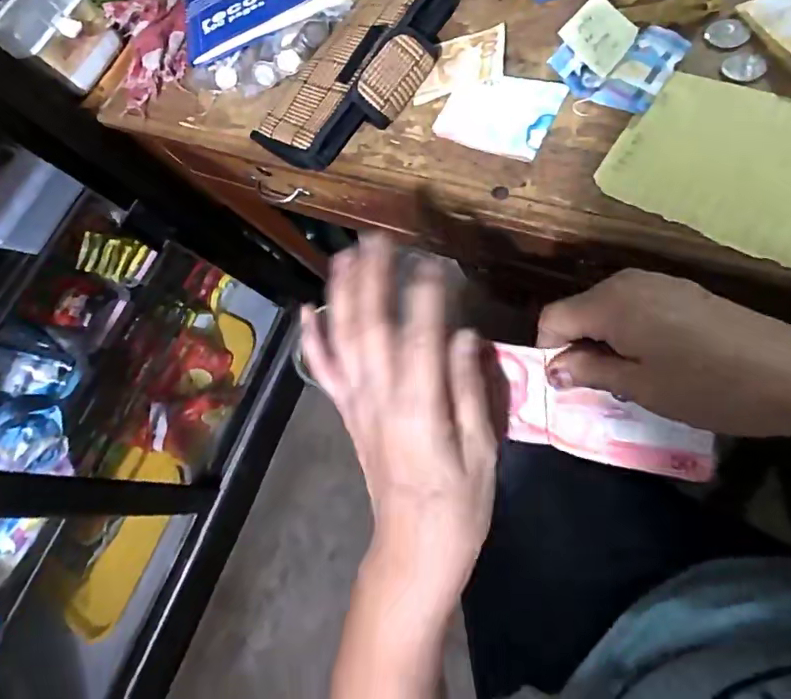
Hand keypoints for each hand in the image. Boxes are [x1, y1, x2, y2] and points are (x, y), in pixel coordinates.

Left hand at [301, 235, 496, 594]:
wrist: (411, 552)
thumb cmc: (457, 506)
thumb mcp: (482, 452)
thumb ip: (469, 390)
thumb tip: (465, 336)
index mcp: (420, 407)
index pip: (421, 336)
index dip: (425, 293)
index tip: (433, 258)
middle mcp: (380, 398)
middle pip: (371, 327)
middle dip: (373, 279)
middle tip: (380, 238)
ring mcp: (357, 405)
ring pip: (343, 340)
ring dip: (342, 294)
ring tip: (346, 255)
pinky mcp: (346, 414)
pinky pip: (325, 372)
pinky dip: (313, 340)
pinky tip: (307, 310)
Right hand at [536, 269, 790, 438]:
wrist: (790, 372)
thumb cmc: (708, 386)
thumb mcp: (643, 388)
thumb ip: (590, 372)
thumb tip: (553, 368)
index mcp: (610, 302)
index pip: (553, 317)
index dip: (548, 352)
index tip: (564, 387)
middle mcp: (628, 281)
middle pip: (580, 309)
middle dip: (578, 346)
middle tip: (595, 390)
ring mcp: (658, 282)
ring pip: (609, 308)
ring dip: (606, 341)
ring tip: (630, 379)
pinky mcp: (682, 290)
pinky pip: (637, 307)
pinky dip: (632, 332)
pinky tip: (660, 361)